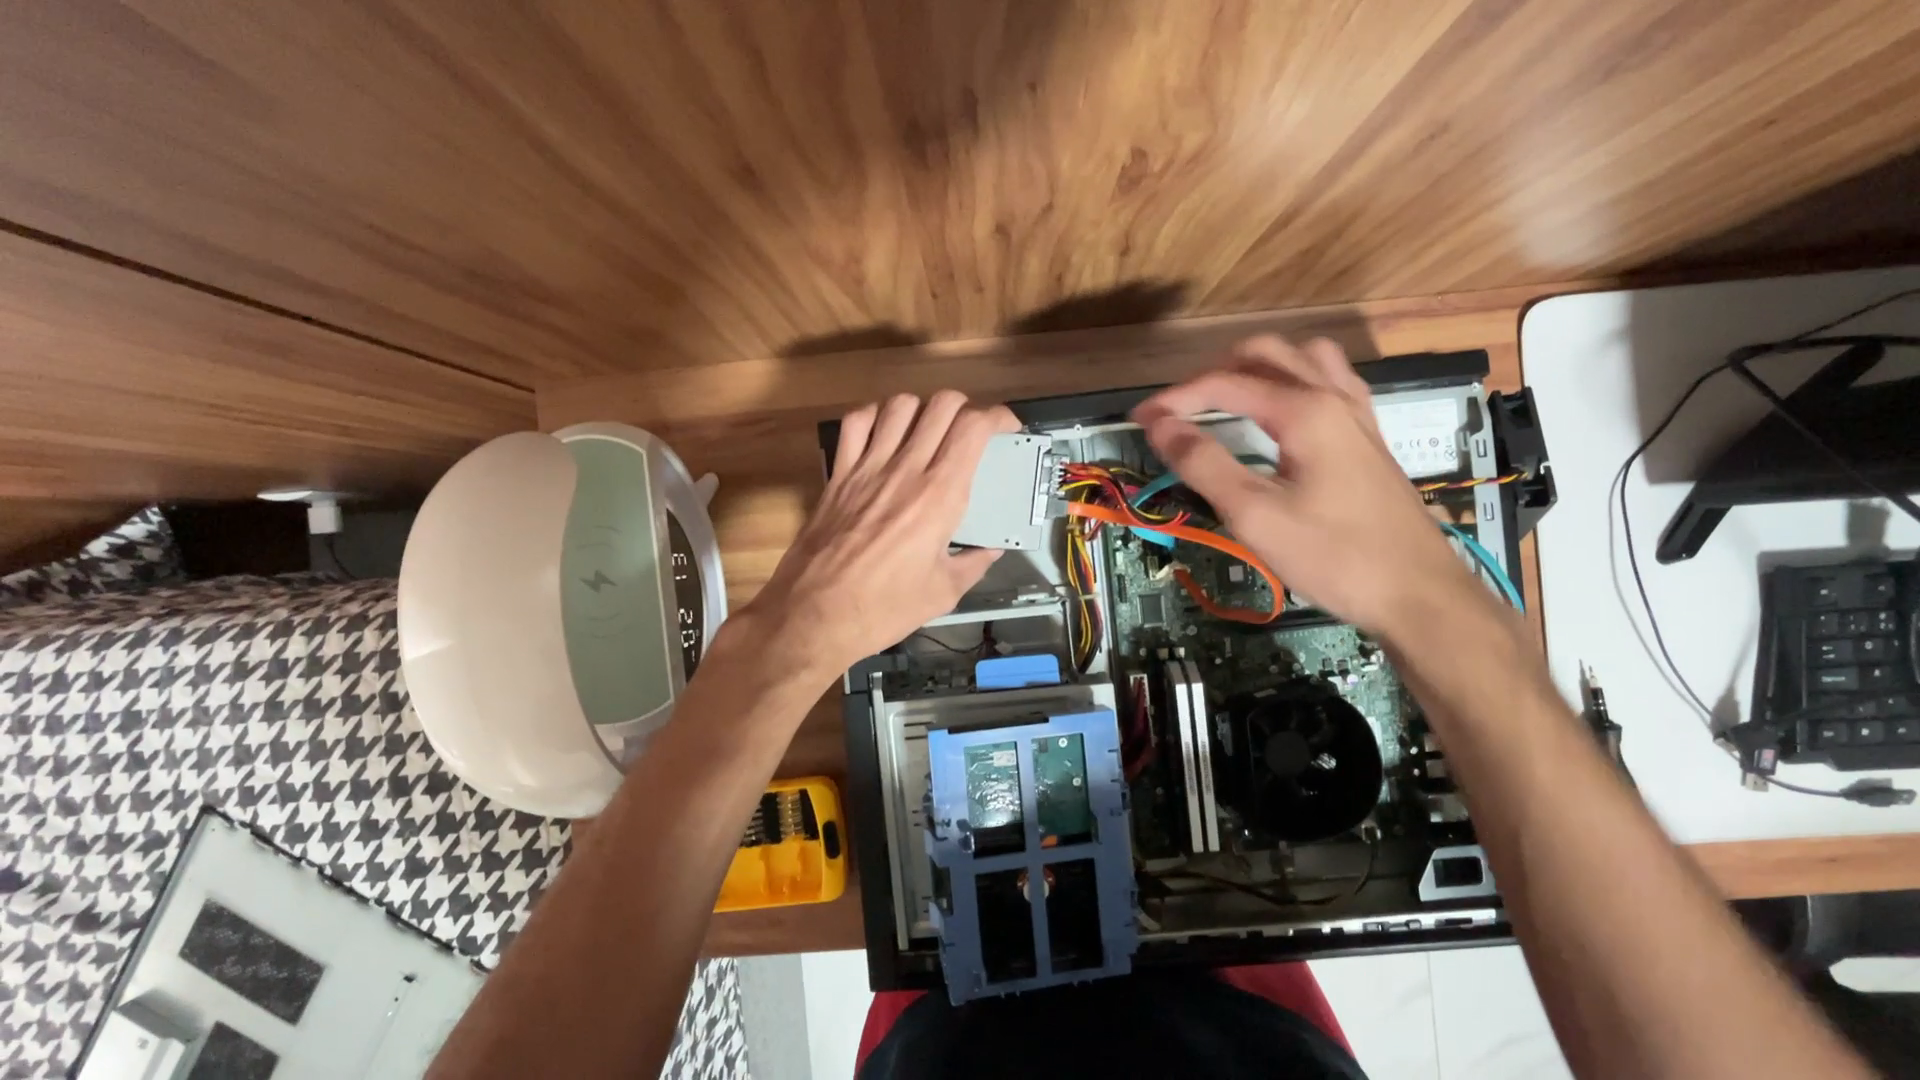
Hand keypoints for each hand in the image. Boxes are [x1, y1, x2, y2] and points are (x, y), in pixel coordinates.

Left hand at [737, 390, 1019, 676]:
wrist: (814, 615)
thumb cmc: (882, 609)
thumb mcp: (942, 593)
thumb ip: (973, 564)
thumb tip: (990, 551)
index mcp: (940, 496)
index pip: (973, 428)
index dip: (997, 416)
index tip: (1006, 428)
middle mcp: (905, 469)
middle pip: (941, 405)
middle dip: (965, 408)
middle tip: (970, 431)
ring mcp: (867, 467)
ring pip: (900, 405)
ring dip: (922, 408)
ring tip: (928, 430)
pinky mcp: (838, 475)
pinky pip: (856, 423)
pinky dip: (875, 416)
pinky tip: (884, 433)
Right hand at [1131, 335, 1484, 638]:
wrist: (1417, 593)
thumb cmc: (1334, 556)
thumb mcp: (1255, 516)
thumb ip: (1204, 464)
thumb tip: (1160, 426)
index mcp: (1304, 411)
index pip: (1225, 383)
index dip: (1175, 398)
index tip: (1139, 420)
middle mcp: (1333, 398)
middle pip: (1265, 353)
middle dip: (1213, 373)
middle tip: (1179, 410)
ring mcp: (1357, 415)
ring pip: (1302, 358)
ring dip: (1257, 368)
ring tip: (1225, 400)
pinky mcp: (1368, 437)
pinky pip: (1329, 382)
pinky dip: (1293, 381)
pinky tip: (1280, 413)